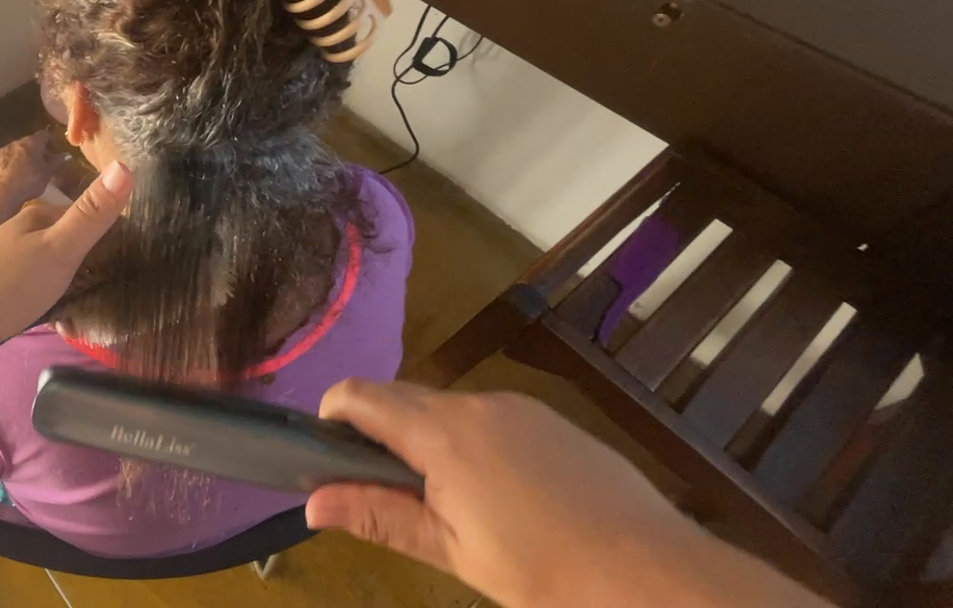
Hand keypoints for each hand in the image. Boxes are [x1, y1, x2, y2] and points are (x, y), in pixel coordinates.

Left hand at [0, 130, 68, 200]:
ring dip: (23, 156)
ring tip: (27, 170)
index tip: (54, 150)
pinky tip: (14, 174)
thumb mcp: (48, 173)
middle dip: (37, 150)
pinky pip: (6, 157)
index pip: (44, 135)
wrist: (6, 193)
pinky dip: (11, 162)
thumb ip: (57, 161)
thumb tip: (67, 155)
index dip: (51, 141)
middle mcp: (17, 142)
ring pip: (17, 149)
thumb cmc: (31, 182)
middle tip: (43, 162)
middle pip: (30, 142)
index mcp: (32, 142)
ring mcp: (4, 149)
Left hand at [0, 161, 129, 376]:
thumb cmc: (8, 284)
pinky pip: (34, 294)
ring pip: (48, 267)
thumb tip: (126, 164)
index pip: (81, 214)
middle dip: (89, 256)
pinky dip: (50, 303)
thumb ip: (91, 214)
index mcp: (33, 218)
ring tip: (96, 302)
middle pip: (63, 240)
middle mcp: (17, 235)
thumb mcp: (59, 248)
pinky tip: (62, 320)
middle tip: (120, 278)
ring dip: (70, 282)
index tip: (136, 247)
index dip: (107, 227)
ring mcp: (4, 266)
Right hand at [307, 381, 716, 607]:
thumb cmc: (548, 578)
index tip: (329, 450)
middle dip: (380, 427)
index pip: (359, 394)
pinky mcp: (551, 418)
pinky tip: (509, 493)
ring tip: (457, 499)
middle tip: (391, 486)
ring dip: (429, 435)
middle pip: (400, 395)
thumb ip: (378, 516)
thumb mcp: (454, 553)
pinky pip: (490, 415)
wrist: (669, 584)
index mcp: (439, 433)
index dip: (332, 412)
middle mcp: (471, 403)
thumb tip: (310, 505)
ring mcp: (515, 406)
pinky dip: (474, 440)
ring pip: (446, 406)